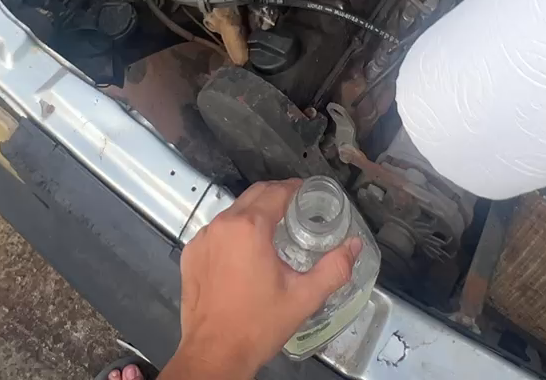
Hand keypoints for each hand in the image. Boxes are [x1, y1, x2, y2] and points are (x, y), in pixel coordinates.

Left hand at [165, 179, 361, 379]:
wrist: (214, 355)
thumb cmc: (256, 326)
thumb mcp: (303, 298)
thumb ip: (334, 269)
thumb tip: (352, 247)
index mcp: (250, 228)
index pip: (276, 191)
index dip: (294, 189)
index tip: (306, 193)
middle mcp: (224, 225)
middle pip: (255, 194)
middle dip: (276, 196)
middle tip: (295, 208)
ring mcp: (204, 238)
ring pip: (234, 211)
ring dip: (254, 213)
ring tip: (273, 230)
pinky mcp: (192, 253)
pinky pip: (217, 230)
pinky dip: (233, 232)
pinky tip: (245, 252)